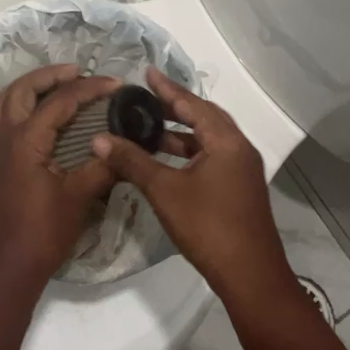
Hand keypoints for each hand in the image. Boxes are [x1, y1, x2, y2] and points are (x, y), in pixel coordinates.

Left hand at [0, 64, 121, 287]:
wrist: (11, 263)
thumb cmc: (45, 231)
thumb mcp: (80, 196)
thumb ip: (104, 166)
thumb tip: (128, 143)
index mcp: (27, 139)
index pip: (60, 101)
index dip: (90, 88)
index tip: (116, 83)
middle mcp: (6, 135)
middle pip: (23, 89)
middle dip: (51, 75)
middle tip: (79, 71)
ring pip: (7, 99)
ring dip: (31, 86)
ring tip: (59, 83)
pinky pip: (2, 115)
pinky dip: (19, 102)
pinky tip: (39, 111)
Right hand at [93, 69, 292, 296]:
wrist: (250, 277)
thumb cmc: (208, 227)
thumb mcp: (164, 191)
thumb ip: (132, 161)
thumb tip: (99, 139)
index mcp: (226, 141)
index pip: (192, 104)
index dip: (167, 89)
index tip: (146, 72)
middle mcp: (239, 148)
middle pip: (204, 117)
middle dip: (175, 107)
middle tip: (146, 98)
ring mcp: (242, 170)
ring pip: (208, 139)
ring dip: (180, 132)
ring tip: (149, 128)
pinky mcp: (239, 188)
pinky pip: (212, 155)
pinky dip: (189, 150)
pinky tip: (167, 160)